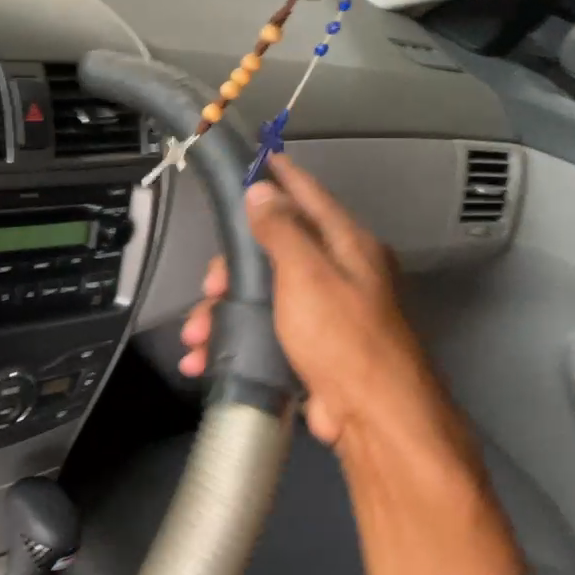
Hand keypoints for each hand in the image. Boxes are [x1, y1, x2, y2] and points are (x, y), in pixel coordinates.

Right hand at [178, 155, 462, 458]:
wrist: (376, 420)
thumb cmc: (344, 341)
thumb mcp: (306, 276)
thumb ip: (281, 230)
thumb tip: (262, 191)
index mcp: (348, 248)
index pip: (310, 196)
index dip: (282, 174)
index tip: (257, 154)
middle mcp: (341, 274)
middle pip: (273, 251)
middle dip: (231, 270)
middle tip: (209, 288)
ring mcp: (326, 313)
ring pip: (261, 295)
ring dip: (223, 314)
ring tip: (199, 338)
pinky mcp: (311, 348)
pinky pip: (263, 331)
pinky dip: (234, 340)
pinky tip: (209, 358)